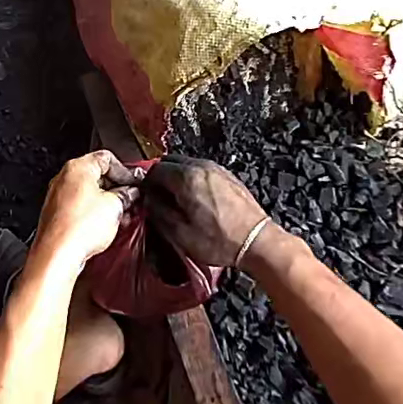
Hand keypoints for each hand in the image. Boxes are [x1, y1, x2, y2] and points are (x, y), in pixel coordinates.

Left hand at [32, 151, 145, 273]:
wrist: (58, 255)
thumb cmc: (79, 228)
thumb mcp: (115, 206)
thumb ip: (127, 194)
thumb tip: (130, 193)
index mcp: (78, 168)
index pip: (107, 158)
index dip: (126, 171)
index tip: (136, 183)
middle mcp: (64, 178)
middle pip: (98, 174)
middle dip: (117, 187)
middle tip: (131, 199)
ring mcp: (58, 196)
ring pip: (89, 192)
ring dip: (108, 202)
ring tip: (122, 215)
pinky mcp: (57, 215)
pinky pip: (80, 207)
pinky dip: (95, 212)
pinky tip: (107, 224)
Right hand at [144, 156, 268, 268]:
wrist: (257, 242)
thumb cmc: (221, 241)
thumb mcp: (181, 233)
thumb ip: (159, 212)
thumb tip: (148, 201)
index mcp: (187, 178)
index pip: (155, 169)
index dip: (145, 183)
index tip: (145, 196)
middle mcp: (202, 167)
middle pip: (170, 162)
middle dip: (160, 177)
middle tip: (157, 198)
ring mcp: (217, 170)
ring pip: (187, 165)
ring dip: (177, 178)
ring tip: (176, 201)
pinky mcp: (228, 176)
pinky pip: (202, 171)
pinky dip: (193, 180)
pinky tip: (195, 200)